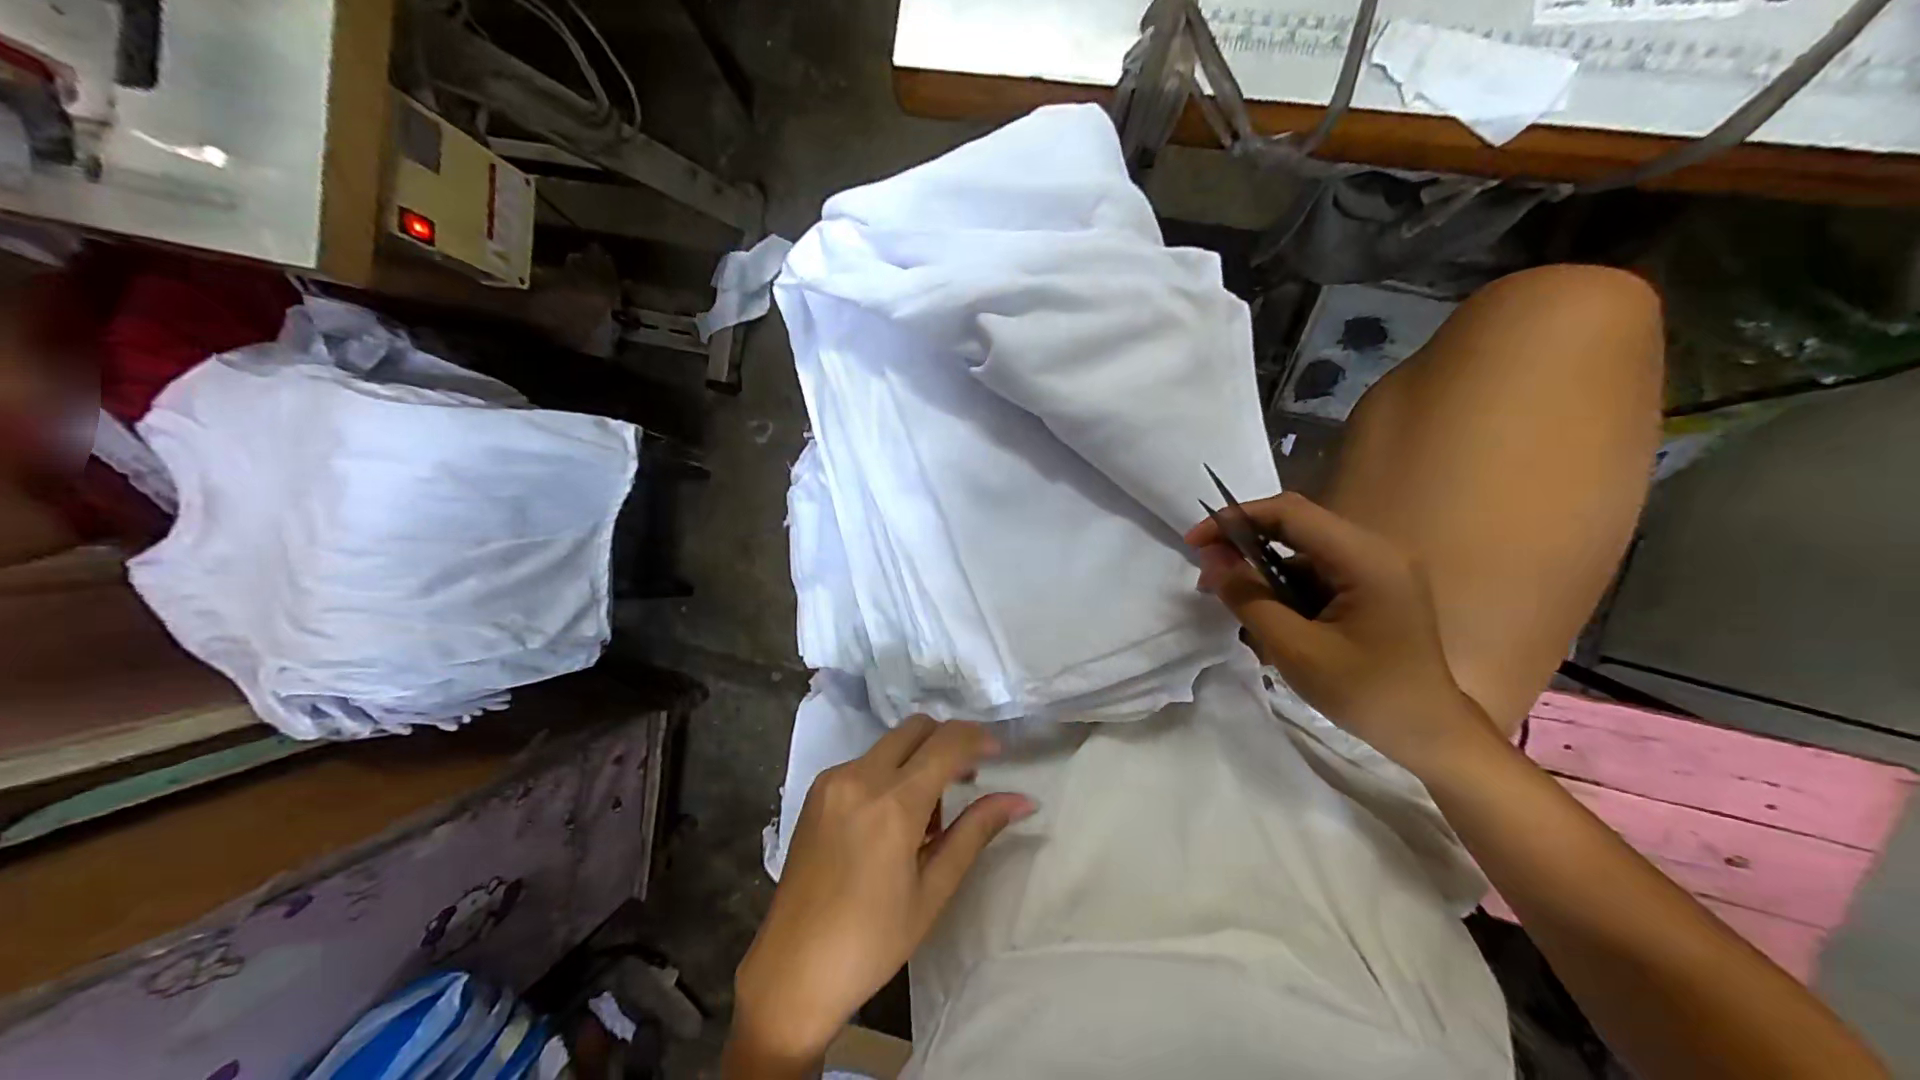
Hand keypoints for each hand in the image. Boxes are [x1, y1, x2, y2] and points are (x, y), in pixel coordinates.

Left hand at [728, 716, 1034, 1072]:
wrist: (791, 971)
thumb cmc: (872, 941)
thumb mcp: (933, 890)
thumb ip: (975, 832)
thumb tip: (1022, 799)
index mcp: (892, 803)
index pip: (947, 742)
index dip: (979, 738)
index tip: (1000, 752)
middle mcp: (858, 777)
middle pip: (916, 728)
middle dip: (948, 742)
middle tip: (966, 781)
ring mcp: (832, 781)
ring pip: (890, 744)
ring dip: (918, 759)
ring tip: (928, 818)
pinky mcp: (815, 793)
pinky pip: (864, 763)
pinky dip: (890, 773)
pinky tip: (893, 821)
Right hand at [1184, 492, 1499, 777]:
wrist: (1429, 733)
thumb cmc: (1366, 693)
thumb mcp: (1296, 650)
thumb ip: (1249, 599)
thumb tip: (1211, 560)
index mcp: (1366, 558)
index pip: (1290, 513)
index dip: (1236, 518)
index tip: (1195, 543)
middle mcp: (1375, 550)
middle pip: (1297, 526)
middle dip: (1245, 544)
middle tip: (1208, 573)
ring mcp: (1376, 568)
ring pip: (1303, 551)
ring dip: (1263, 570)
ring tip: (1233, 603)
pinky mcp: (1372, 587)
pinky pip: (1317, 572)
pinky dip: (1285, 587)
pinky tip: (1267, 617)